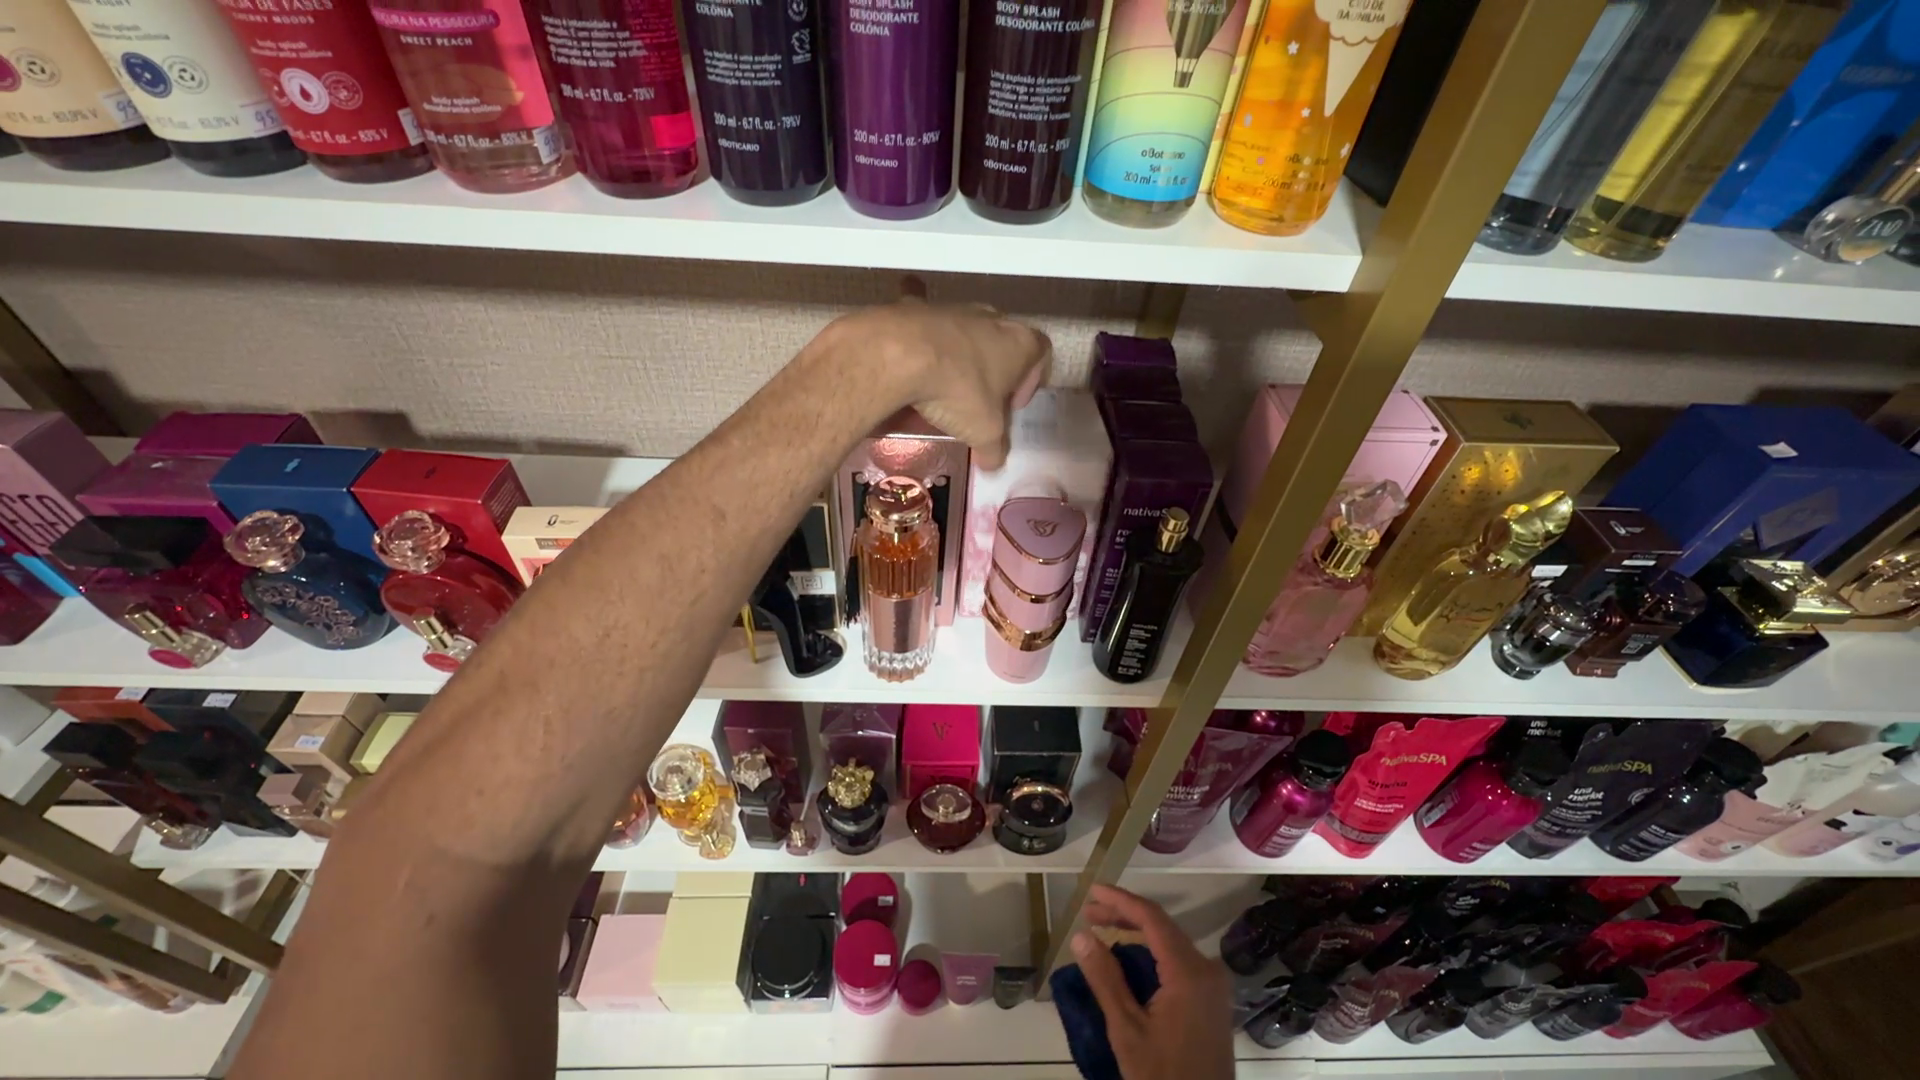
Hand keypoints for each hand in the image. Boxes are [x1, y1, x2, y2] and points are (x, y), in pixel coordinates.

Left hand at [814, 290, 1050, 468]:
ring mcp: (956, 309)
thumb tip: (994, 465)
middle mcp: (993, 319)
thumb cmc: (959, 390)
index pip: (1042, 354)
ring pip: (967, 334)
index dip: (1031, 381)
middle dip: (995, 372)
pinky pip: (926, 323)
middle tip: (981, 400)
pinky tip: (913, 363)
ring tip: (944, 389)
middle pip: (1003, 344)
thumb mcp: (983, 431)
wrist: (902, 354)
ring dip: (961, 358)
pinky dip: (924, 340)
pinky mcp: (920, 307)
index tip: (1012, 405)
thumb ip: (994, 450)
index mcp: (1020, 343)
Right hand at [1073, 884, 1233, 1079]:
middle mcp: (1207, 970)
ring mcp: (1213, 985)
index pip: (1152, 918)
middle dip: (1124, 915)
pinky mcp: (1212, 999)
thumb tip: (1081, 936)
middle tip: (1089, 913)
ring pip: (1171, 942)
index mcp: (1188, 972)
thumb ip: (1105, 978)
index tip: (1092, 890)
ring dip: (1137, 933)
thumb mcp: (1127, 1030)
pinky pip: (1180, 961)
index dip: (1120, 900)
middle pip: (1162, 927)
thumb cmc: (1162, 1077)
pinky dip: (1152, 952)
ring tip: (1102, 930)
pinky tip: (1128, 958)